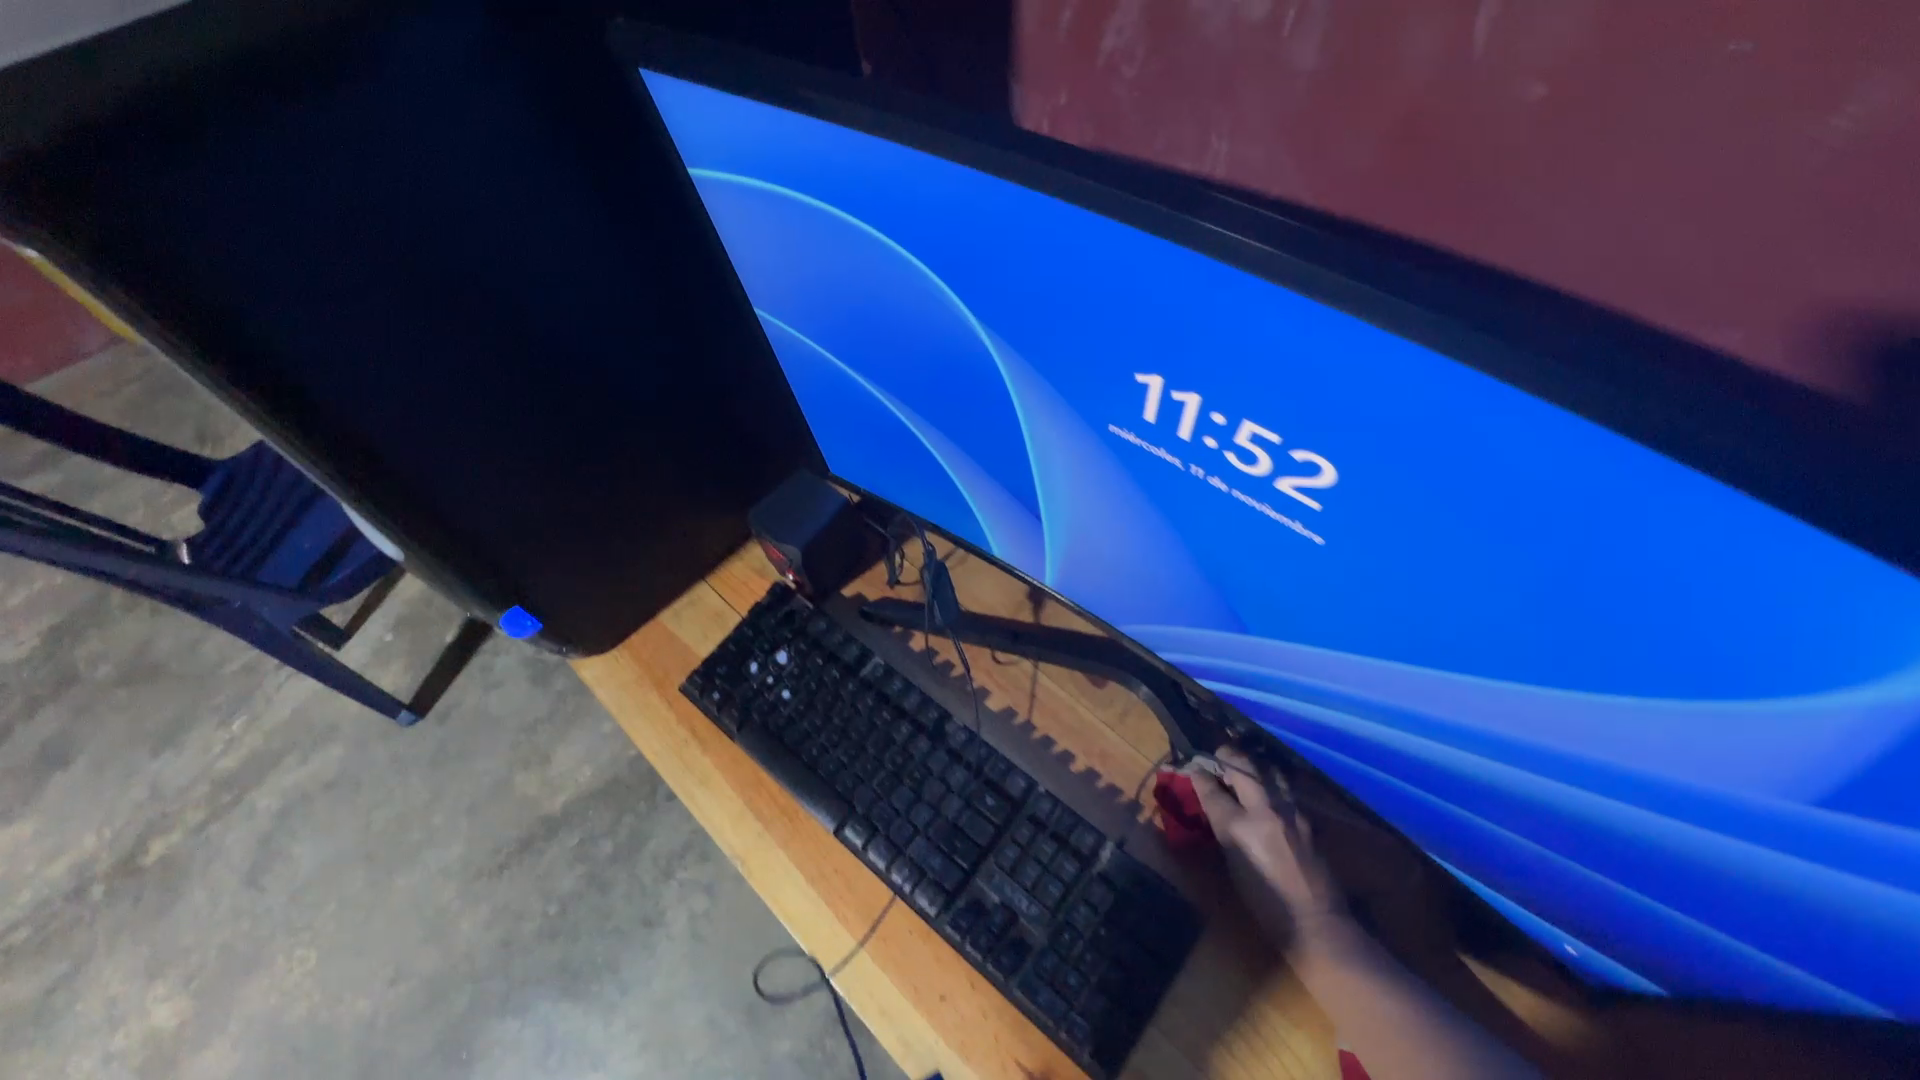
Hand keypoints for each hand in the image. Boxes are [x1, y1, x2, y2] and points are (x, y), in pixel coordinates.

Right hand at [1192, 746, 1347, 949]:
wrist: (1315, 922)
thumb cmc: (1264, 905)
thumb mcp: (1233, 866)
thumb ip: (1223, 831)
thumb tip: (1215, 809)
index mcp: (1238, 828)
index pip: (1212, 790)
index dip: (1198, 775)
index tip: (1191, 767)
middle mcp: (1264, 811)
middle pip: (1242, 766)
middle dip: (1226, 756)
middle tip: (1216, 756)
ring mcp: (1289, 811)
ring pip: (1268, 769)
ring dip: (1252, 764)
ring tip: (1242, 767)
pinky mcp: (1306, 818)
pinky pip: (1284, 787)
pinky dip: (1270, 781)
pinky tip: (1265, 789)